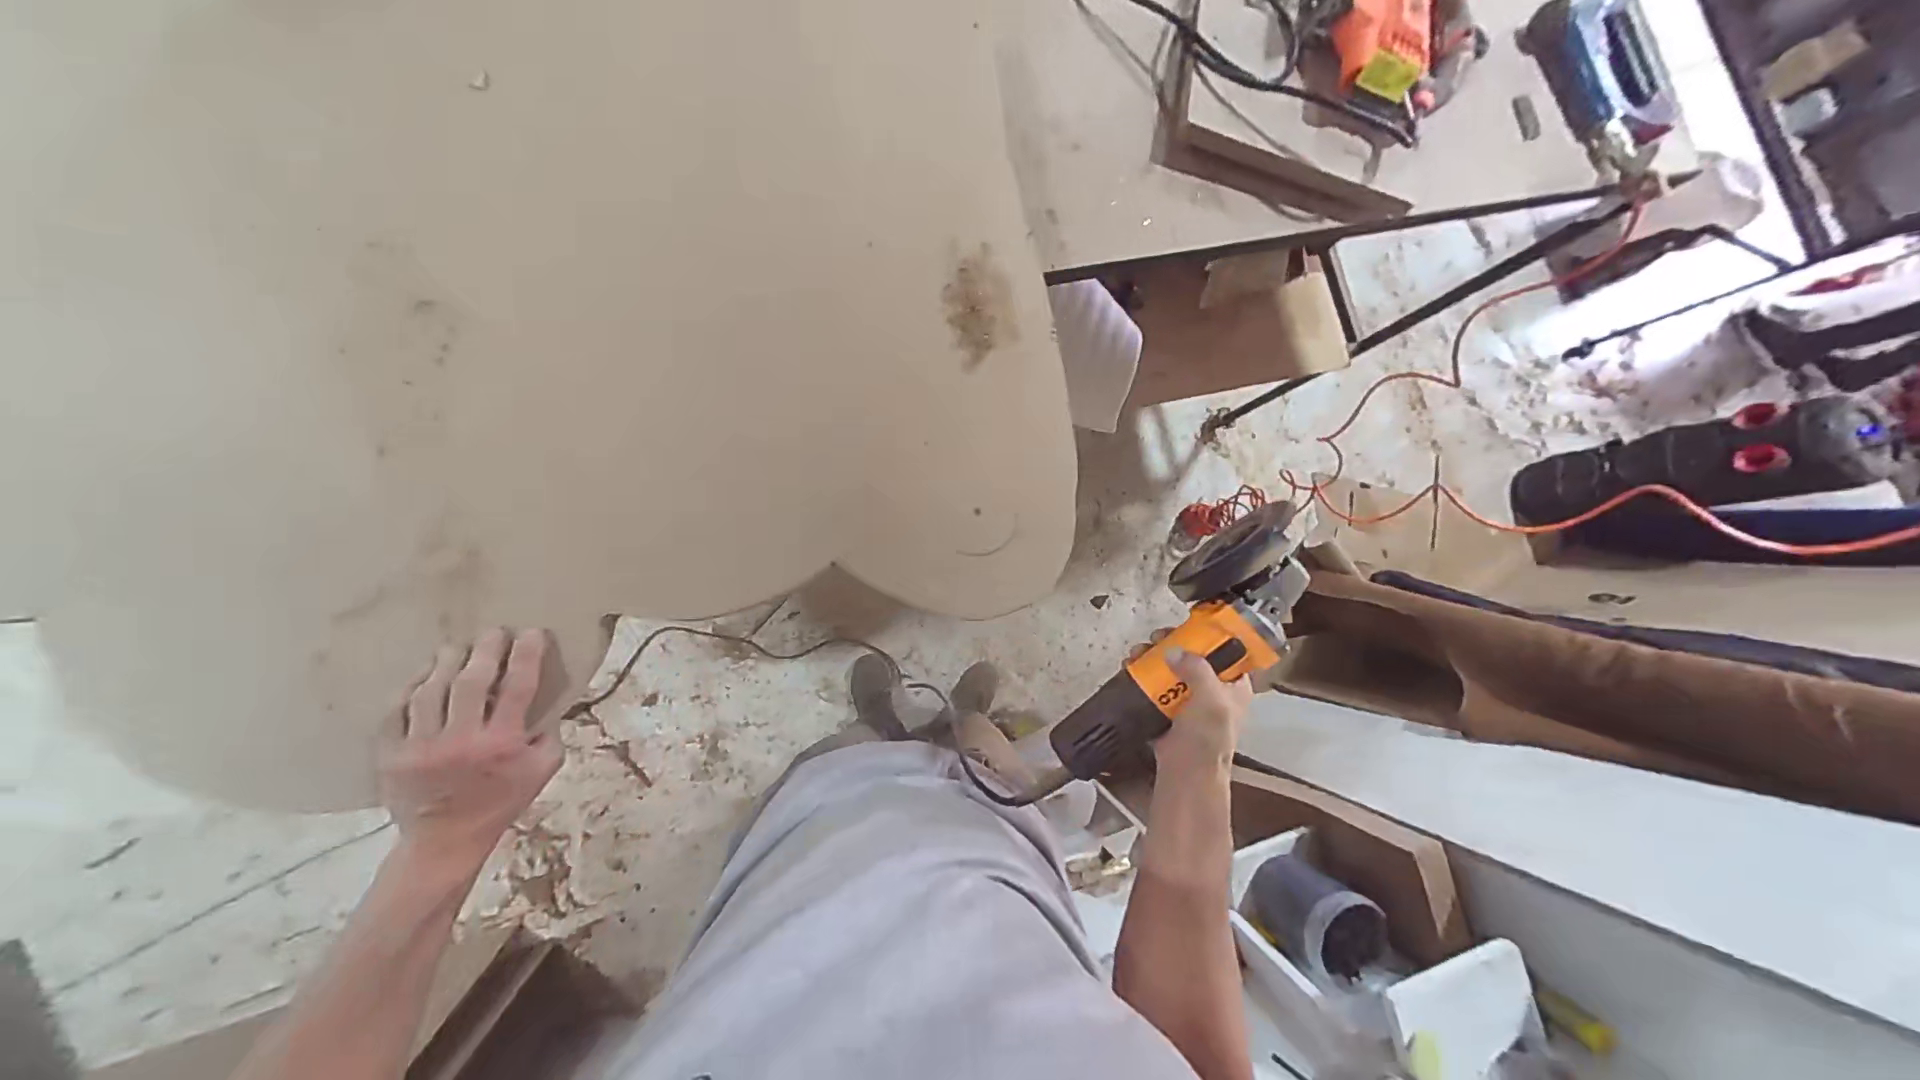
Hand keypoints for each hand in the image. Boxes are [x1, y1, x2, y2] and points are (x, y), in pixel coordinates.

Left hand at [378, 628, 563, 877]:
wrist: (445, 840)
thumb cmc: (503, 799)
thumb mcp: (544, 767)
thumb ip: (549, 731)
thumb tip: (547, 696)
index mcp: (502, 744)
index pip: (518, 687)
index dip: (527, 655)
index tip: (532, 633)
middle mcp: (461, 741)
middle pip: (471, 682)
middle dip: (486, 650)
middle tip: (494, 632)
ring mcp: (420, 748)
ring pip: (430, 691)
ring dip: (446, 663)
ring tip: (456, 648)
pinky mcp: (390, 755)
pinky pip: (396, 711)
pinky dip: (411, 688)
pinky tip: (424, 675)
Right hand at [1129, 630, 1251, 778]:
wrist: (1186, 772)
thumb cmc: (1208, 737)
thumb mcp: (1211, 699)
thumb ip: (1197, 669)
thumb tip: (1173, 650)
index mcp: (1233, 684)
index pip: (1226, 650)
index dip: (1209, 635)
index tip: (1187, 627)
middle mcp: (1212, 687)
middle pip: (1192, 653)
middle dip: (1172, 643)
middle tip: (1157, 638)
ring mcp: (1187, 697)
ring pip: (1169, 665)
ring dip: (1152, 655)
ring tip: (1137, 653)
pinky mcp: (1165, 706)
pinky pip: (1153, 683)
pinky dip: (1142, 672)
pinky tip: (1131, 666)